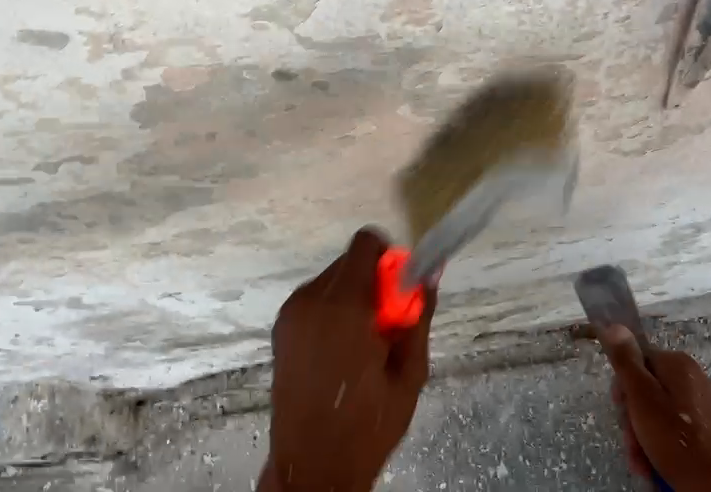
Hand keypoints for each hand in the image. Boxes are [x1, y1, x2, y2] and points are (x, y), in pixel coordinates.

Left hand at [259, 228, 434, 491]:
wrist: (311, 467)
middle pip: (349, 261)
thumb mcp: (409, 373)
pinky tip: (340, 351)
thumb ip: (418, 316)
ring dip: (352, 296)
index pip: (366, 244)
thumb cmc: (367, 425)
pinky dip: (331, 310)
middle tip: (387, 324)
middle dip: (373, 281)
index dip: (388, 257)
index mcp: (345, 305)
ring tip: (363, 343)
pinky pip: (314, 299)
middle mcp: (312, 298)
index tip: (400, 287)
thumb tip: (430, 274)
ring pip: (331, 279)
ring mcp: (291, 311)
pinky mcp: (280, 326)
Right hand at [600, 326, 710, 491]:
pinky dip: (659, 444)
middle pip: (646, 389)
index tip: (620, 407)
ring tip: (640, 459)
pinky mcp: (706, 431)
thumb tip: (614, 324)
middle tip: (631, 439)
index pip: (637, 360)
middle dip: (632, 417)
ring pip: (656, 412)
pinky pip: (672, 429)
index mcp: (679, 364)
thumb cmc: (675, 440)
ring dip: (641, 435)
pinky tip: (653, 463)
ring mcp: (702, 406)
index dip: (623, 385)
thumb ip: (625, 360)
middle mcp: (693, 379)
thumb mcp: (641, 397)